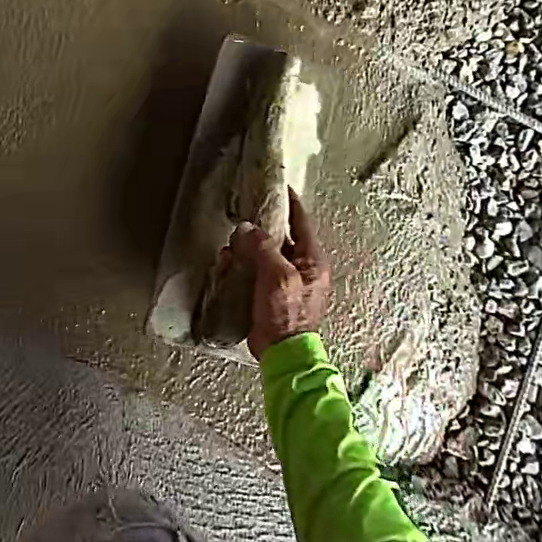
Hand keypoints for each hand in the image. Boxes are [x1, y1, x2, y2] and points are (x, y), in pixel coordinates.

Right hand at [221, 187, 332, 359]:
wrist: (283, 355)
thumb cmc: (286, 313)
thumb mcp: (277, 275)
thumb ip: (263, 248)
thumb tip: (246, 228)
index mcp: (313, 260)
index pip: (302, 221)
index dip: (290, 202)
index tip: (278, 186)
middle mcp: (303, 268)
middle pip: (281, 237)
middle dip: (260, 228)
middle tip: (242, 219)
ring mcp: (287, 282)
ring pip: (265, 254)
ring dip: (247, 249)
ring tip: (230, 248)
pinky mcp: (271, 295)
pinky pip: (256, 272)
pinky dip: (243, 266)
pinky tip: (228, 266)